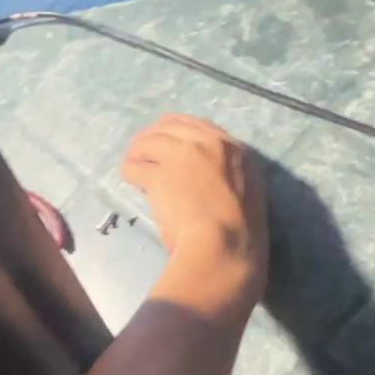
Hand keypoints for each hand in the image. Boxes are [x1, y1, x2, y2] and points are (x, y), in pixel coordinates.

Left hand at [120, 114, 267, 319]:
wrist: (225, 248)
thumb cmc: (240, 234)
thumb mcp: (246, 194)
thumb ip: (229, 177)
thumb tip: (206, 179)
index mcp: (235, 151)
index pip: (199, 126)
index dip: (177, 131)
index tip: (167, 140)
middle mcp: (210, 144)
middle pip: (170, 126)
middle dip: (154, 135)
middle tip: (141, 149)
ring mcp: (183, 156)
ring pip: (150, 141)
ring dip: (138, 151)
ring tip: (131, 162)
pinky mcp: (160, 174)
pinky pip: (136, 165)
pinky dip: (129, 171)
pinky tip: (128, 178)